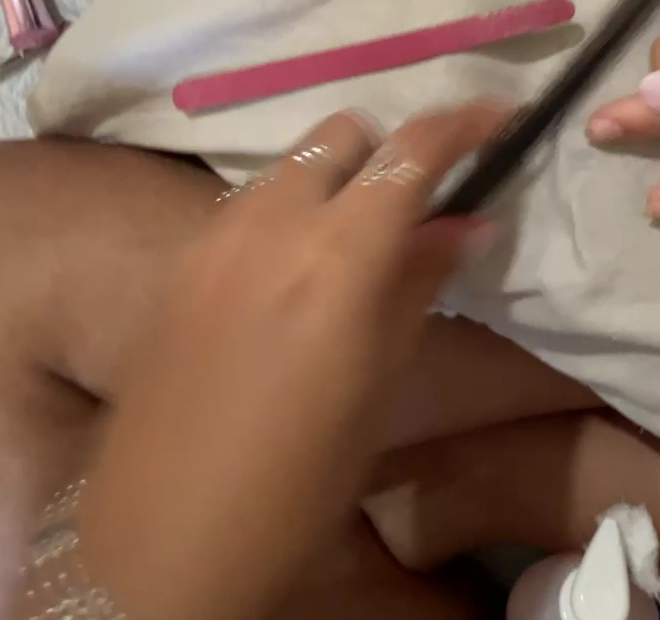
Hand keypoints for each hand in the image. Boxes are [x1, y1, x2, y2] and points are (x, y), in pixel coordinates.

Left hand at [78, 103, 508, 619]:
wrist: (161, 544)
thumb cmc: (300, 477)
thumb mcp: (381, 380)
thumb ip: (422, 279)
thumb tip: (471, 221)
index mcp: (335, 257)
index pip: (411, 152)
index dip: (463, 122)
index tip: (498, 115)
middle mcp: (270, 223)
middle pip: (344, 131)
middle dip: (388, 149)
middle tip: (415, 199)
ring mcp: (215, 235)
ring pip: (292, 160)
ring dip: (336, 175)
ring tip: (355, 234)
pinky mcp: (181, 258)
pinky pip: (250, 201)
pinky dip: (290, 207)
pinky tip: (294, 267)